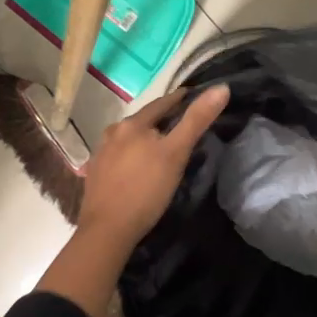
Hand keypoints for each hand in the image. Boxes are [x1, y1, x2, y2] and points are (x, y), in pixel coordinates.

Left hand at [75, 85, 229, 248]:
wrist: (107, 229)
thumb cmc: (146, 189)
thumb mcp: (176, 153)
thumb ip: (196, 120)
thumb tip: (221, 88)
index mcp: (132, 124)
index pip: (160, 103)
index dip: (178, 99)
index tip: (191, 95)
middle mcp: (112, 133)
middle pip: (142, 120)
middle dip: (160, 120)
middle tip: (180, 122)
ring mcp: (100, 154)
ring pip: (128, 138)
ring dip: (144, 138)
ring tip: (159, 144)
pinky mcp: (95, 175)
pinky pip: (118, 157)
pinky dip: (131, 155)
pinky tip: (136, 166)